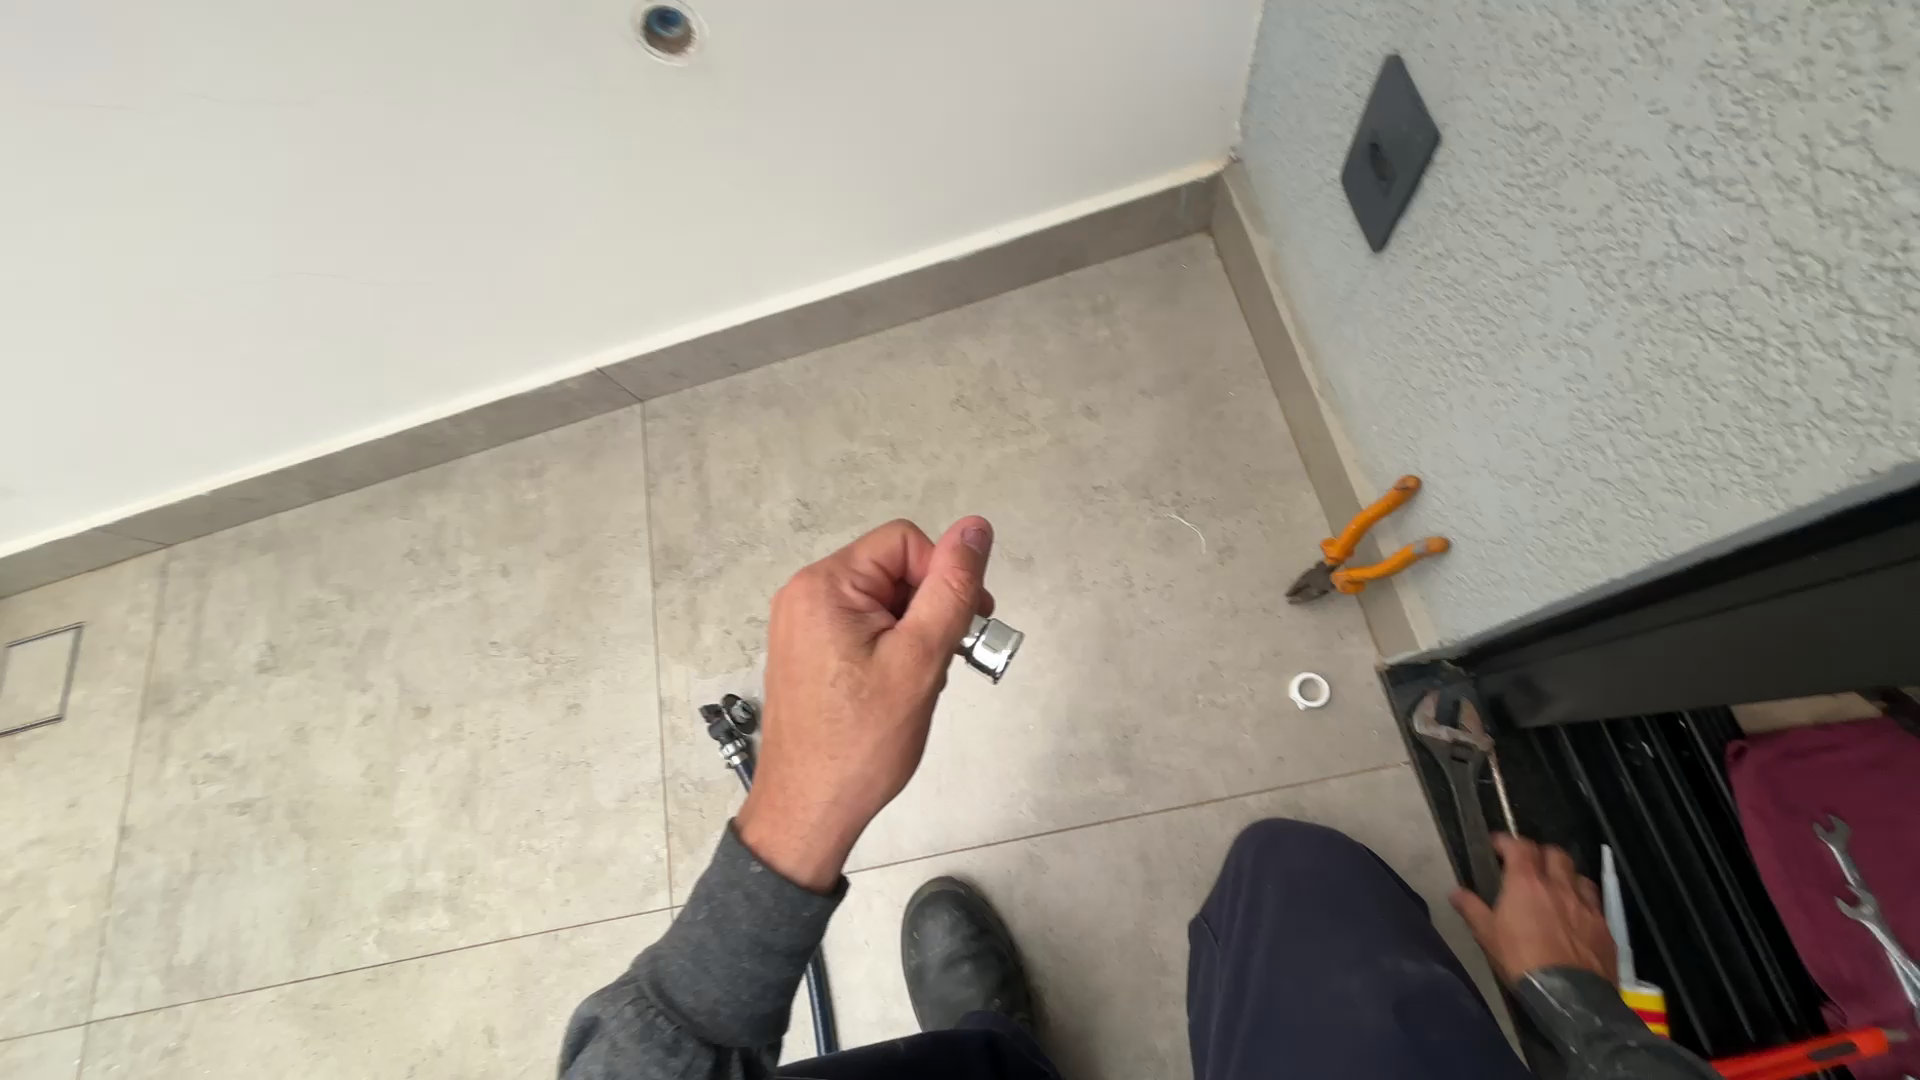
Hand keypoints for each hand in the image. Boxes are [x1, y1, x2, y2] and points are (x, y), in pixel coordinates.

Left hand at [735, 517, 994, 891]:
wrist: (810, 813)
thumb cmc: (865, 739)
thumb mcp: (920, 658)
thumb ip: (952, 588)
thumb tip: (976, 526)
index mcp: (825, 584)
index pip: (905, 543)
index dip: (943, 577)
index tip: (966, 626)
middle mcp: (805, 593)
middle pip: (893, 570)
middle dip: (931, 608)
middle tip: (950, 659)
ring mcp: (802, 624)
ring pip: (883, 600)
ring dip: (916, 631)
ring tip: (922, 680)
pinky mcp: (808, 651)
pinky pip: (863, 626)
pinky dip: (893, 646)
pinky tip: (900, 685)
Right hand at [1450, 834, 1616, 985]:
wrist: (1569, 996)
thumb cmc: (1520, 958)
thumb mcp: (1486, 934)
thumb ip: (1471, 908)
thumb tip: (1456, 892)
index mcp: (1526, 883)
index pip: (1520, 846)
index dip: (1507, 841)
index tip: (1496, 846)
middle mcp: (1559, 887)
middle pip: (1556, 854)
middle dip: (1541, 854)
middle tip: (1529, 866)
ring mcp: (1587, 908)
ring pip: (1580, 877)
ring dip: (1567, 877)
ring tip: (1557, 889)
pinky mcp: (1606, 929)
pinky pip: (1596, 905)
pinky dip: (1584, 902)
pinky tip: (1576, 917)